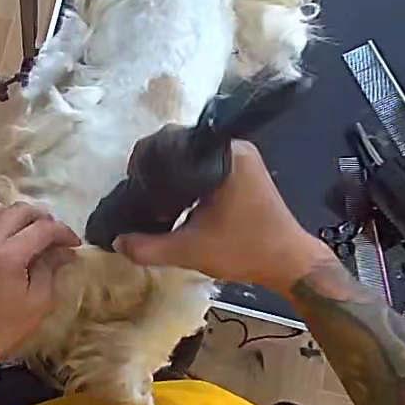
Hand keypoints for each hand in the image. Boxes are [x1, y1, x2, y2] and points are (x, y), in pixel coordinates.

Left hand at [0, 202, 79, 374]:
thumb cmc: (4, 327)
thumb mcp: (38, 301)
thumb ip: (52, 268)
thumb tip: (66, 251)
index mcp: (7, 255)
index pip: (43, 228)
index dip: (64, 232)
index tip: (75, 244)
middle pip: (22, 210)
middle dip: (45, 219)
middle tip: (57, 239)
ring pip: (2, 209)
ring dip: (23, 217)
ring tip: (36, 235)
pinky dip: (5, 221)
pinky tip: (15, 240)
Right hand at [114, 141, 333, 292]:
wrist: (288, 263)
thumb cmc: (245, 250)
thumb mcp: (190, 250)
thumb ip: (149, 247)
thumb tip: (116, 240)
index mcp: (224, 154)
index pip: (172, 141)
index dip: (146, 160)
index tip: (133, 182)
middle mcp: (234, 147)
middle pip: (182, 147)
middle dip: (158, 169)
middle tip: (140, 192)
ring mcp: (241, 158)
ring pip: (194, 158)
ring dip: (174, 176)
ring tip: (154, 198)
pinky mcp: (244, 172)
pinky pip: (207, 168)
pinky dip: (190, 182)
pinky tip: (176, 201)